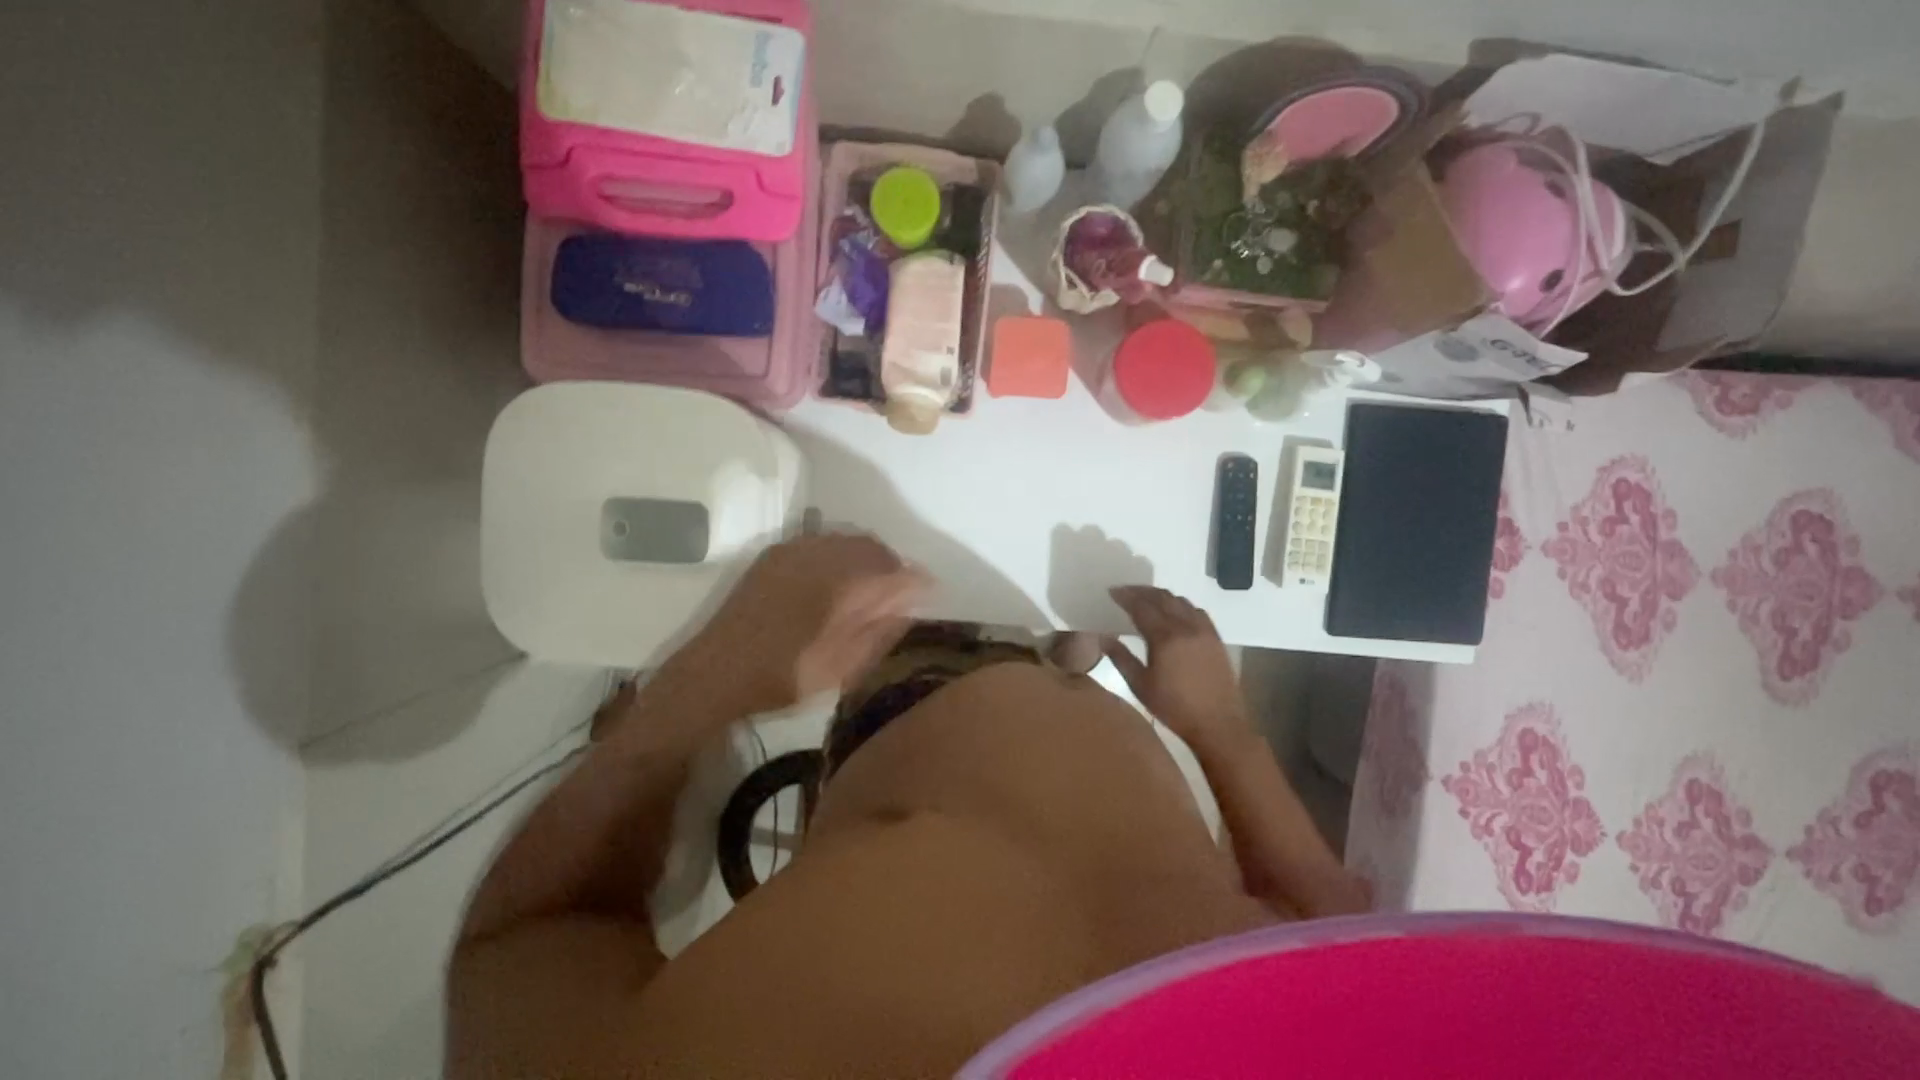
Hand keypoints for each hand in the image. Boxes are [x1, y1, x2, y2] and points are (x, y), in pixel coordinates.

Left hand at [664, 534, 927, 717]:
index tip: (929, 592)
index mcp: (837, 583)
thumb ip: (879, 628)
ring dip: (865, 558)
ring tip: (872, 588)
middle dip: (891, 566)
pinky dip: (839, 555)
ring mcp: (792, 551)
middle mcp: (816, 556)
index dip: (914, 580)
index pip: (891, 569)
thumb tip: (910, 602)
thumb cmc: (783, 678)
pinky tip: (837, 582)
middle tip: (901, 592)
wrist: (716, 674)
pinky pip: (819, 542)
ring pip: (844, 540)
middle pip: (870, 546)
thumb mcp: (841, 666)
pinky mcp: (773, 556)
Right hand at [1104, 586, 1250, 746]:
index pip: (1141, 607)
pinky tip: (1174, 613)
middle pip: (1162, 598)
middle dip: (1142, 591)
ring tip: (1147, 599)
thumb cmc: (1174, 707)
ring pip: (1181, 601)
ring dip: (1162, 596)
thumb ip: (1120, 658)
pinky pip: (1197, 611)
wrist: (1217, 723)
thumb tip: (1103, 637)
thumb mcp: (1140, 685)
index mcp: (1165, 637)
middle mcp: (1186, 626)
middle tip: (1126, 591)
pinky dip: (1181, 605)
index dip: (1125, 597)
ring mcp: (1205, 630)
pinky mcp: (1216, 638)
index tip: (1112, 591)